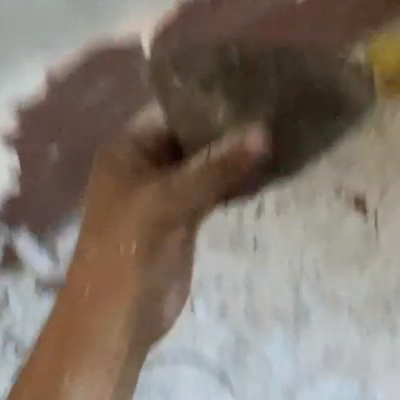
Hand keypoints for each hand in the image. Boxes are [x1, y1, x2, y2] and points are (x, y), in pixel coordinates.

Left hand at [67, 113, 269, 349]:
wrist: (116, 317)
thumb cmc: (129, 248)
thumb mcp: (170, 201)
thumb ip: (216, 167)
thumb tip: (264, 131)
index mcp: (128, 148)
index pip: (172, 110)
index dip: (209, 98)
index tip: (253, 83)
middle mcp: (146, 163)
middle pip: (192, 136)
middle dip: (229, 126)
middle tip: (278, 105)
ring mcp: (166, 192)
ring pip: (206, 164)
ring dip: (237, 155)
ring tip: (283, 131)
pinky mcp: (184, 218)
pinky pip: (213, 190)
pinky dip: (236, 182)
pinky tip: (270, 170)